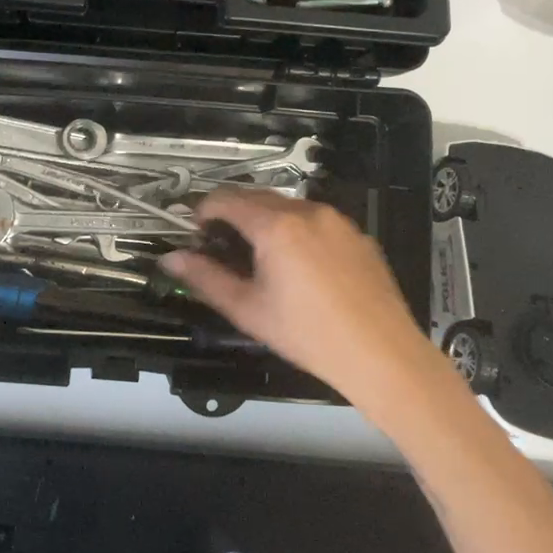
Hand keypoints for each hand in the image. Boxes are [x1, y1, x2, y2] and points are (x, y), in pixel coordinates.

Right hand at [161, 189, 443, 407]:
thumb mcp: (248, 309)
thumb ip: (204, 278)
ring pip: (288, 207)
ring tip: (259, 258)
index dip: (203, 212)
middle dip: (232, 214)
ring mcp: (338, 221)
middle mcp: (307, 211)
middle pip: (256, 197)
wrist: (383, 355)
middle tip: (220, 247)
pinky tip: (299, 268)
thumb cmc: (308, 334)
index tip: (194, 234)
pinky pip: (316, 221)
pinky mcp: (359, 236)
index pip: (225, 200)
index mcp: (275, 226)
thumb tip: (170, 259)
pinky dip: (296, 231)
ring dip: (264, 221)